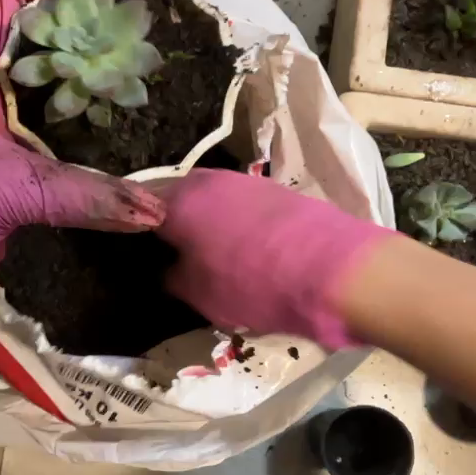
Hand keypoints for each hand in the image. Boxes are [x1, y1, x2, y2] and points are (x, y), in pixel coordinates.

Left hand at [0, 0, 166, 362]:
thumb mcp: (0, 190)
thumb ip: (79, 196)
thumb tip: (154, 207)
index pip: (9, 2)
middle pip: (44, 38)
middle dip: (87, 14)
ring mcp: (7, 133)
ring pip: (59, 87)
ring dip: (97, 70)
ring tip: (147, 47)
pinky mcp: (22, 171)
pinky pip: (67, 137)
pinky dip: (97, 126)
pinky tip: (132, 114)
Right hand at [151, 169, 394, 349]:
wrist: (343, 273)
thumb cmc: (254, 283)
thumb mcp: (199, 294)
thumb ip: (172, 277)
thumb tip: (167, 268)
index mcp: (178, 200)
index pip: (137, 208)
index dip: (133, 232)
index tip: (133, 254)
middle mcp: (207, 180)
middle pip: (173, 199)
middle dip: (167, 223)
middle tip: (166, 256)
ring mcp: (245, 183)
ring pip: (208, 201)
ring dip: (201, 223)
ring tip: (204, 256)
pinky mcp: (277, 192)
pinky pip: (237, 207)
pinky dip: (230, 225)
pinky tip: (240, 251)